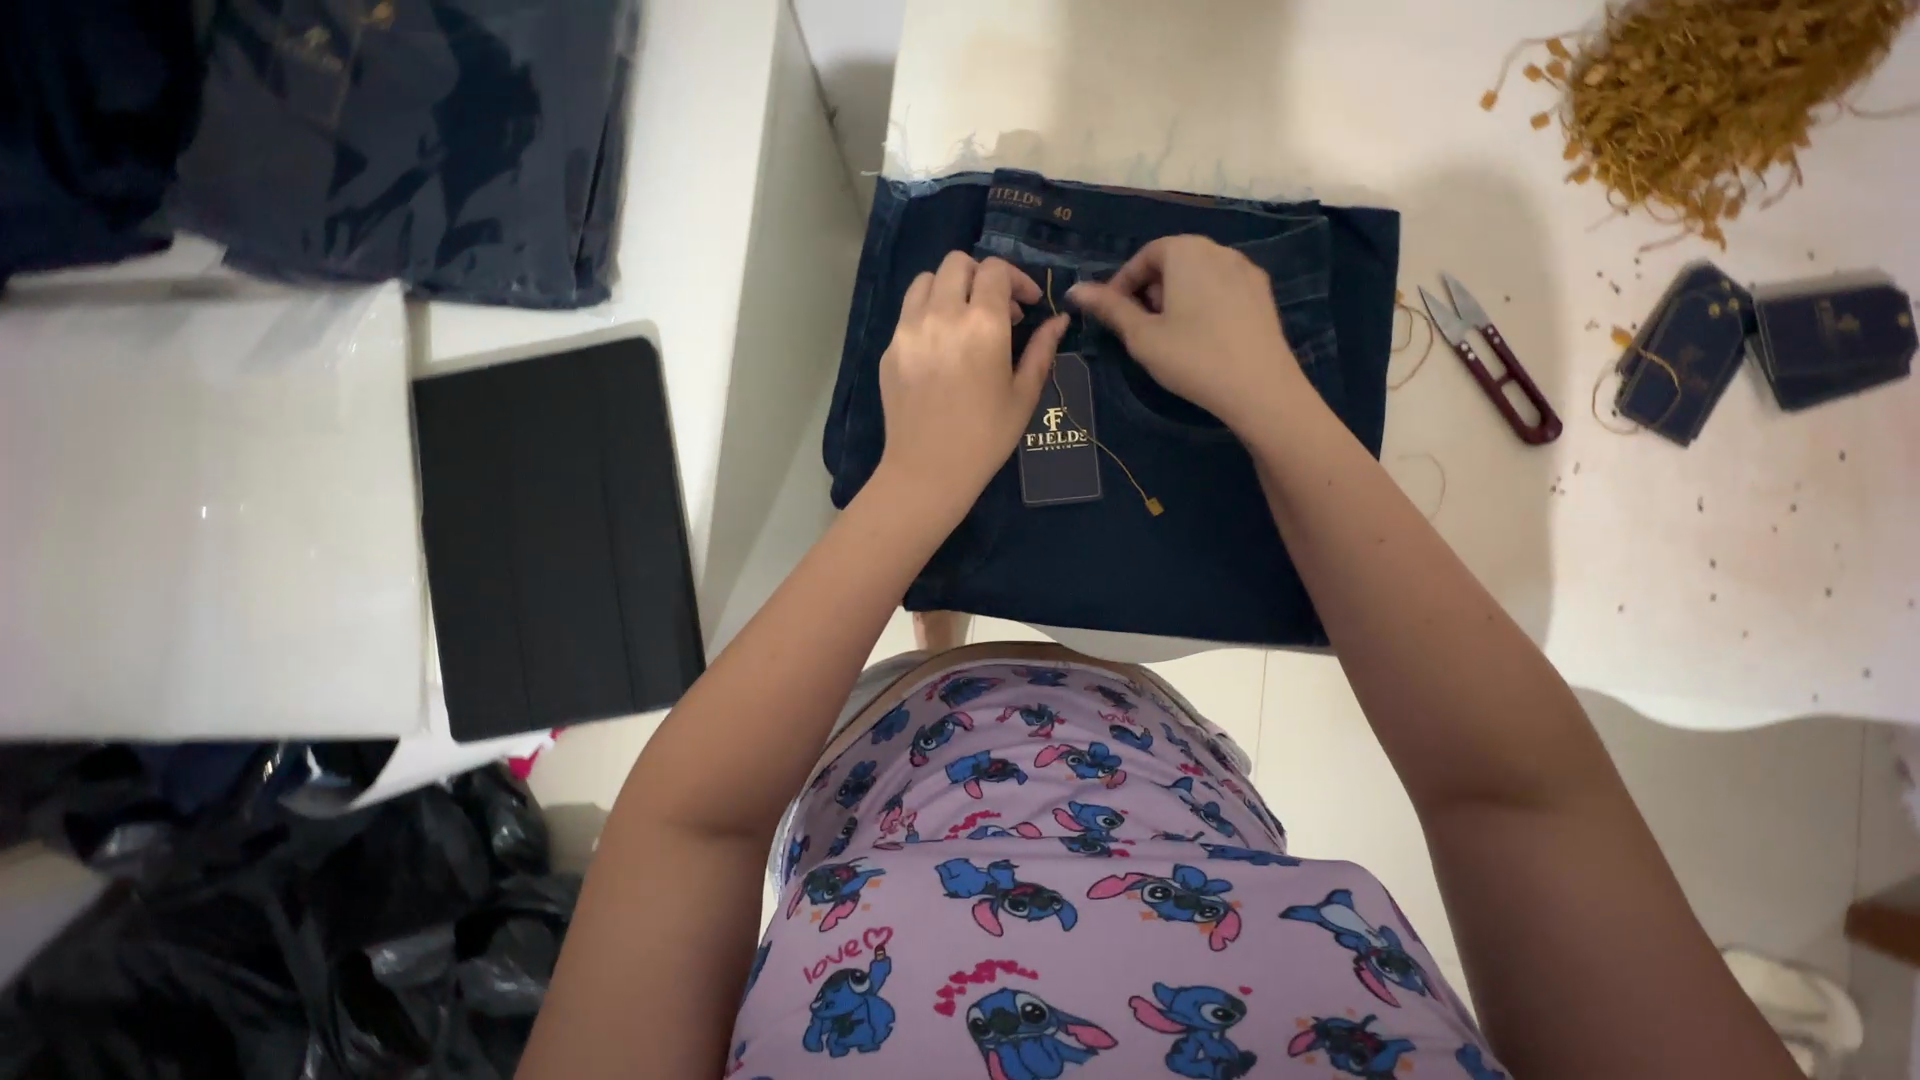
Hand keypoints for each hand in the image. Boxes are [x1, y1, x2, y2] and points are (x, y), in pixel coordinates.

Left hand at [876, 252, 1068, 514]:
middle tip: (996, 309)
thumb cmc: (985, 437)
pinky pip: (908, 313)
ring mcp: (910, 329)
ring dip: (950, 288)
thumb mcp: (1023, 395)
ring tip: (964, 318)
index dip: (1016, 280)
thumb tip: (1059, 321)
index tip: (1027, 305)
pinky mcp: (890, 348)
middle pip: (957, 263)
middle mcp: (942, 315)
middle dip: (982, 276)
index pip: (996, 271)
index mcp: (982, 324)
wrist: (928, 469)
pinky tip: (941, 346)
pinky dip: (928, 313)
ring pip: (926, 280)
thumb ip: (1042, 350)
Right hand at [1067, 235, 1308, 432]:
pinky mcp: (1263, 294)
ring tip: (1169, 333)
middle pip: (1174, 261)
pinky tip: (1201, 336)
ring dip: (1177, 296)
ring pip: (1199, 274)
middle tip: (1140, 326)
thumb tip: (1075, 289)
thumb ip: (1109, 309)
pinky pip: (1222, 288)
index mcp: (1186, 251)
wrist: (1259, 387)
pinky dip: (1204, 303)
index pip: (1145, 256)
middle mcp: (1218, 250)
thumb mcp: (1141, 336)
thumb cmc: (1192, 358)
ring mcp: (1246, 270)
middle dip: (1151, 289)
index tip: (1113, 314)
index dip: (1123, 283)